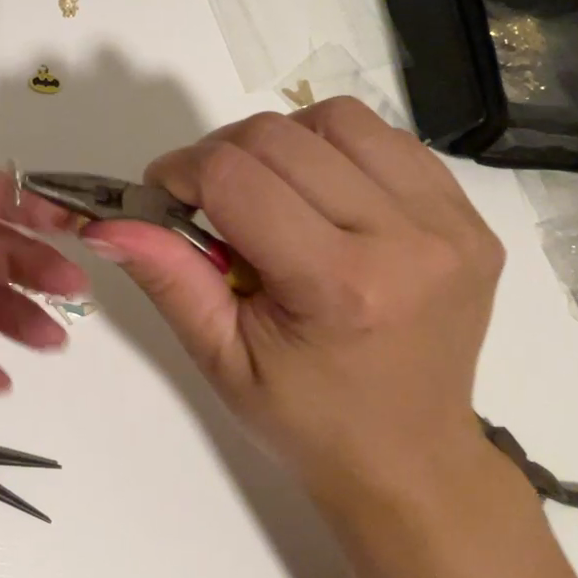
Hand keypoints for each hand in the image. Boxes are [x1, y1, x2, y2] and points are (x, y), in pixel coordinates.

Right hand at [80, 98, 505, 503]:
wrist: (409, 457)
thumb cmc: (302, 418)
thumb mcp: (216, 355)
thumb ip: (165, 276)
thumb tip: (104, 223)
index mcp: (340, 286)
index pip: (234, 177)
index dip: (179, 172)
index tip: (161, 198)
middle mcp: (408, 241)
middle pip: (279, 137)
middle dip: (217, 154)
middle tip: (202, 201)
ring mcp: (450, 225)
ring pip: (334, 120)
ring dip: (278, 142)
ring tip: (262, 192)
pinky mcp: (473, 219)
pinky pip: (386, 140)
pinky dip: (331, 149)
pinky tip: (314, 195)